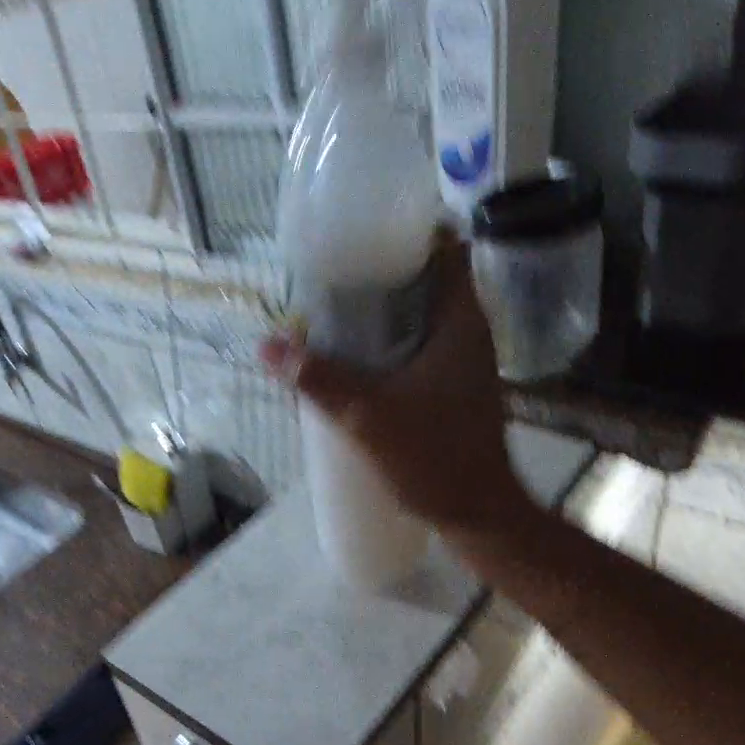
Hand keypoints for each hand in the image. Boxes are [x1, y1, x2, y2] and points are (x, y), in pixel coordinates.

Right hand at [260, 242, 530, 536]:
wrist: (478, 513)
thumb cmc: (434, 456)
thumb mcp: (368, 415)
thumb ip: (318, 377)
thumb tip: (266, 345)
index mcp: (460, 320)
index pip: (446, 247)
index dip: (407, 231)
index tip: (363, 231)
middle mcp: (469, 331)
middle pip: (429, 279)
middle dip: (384, 271)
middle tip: (335, 271)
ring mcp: (466, 361)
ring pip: (425, 315)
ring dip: (387, 309)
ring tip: (337, 307)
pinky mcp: (456, 387)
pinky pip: (423, 346)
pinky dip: (394, 341)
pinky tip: (359, 356)